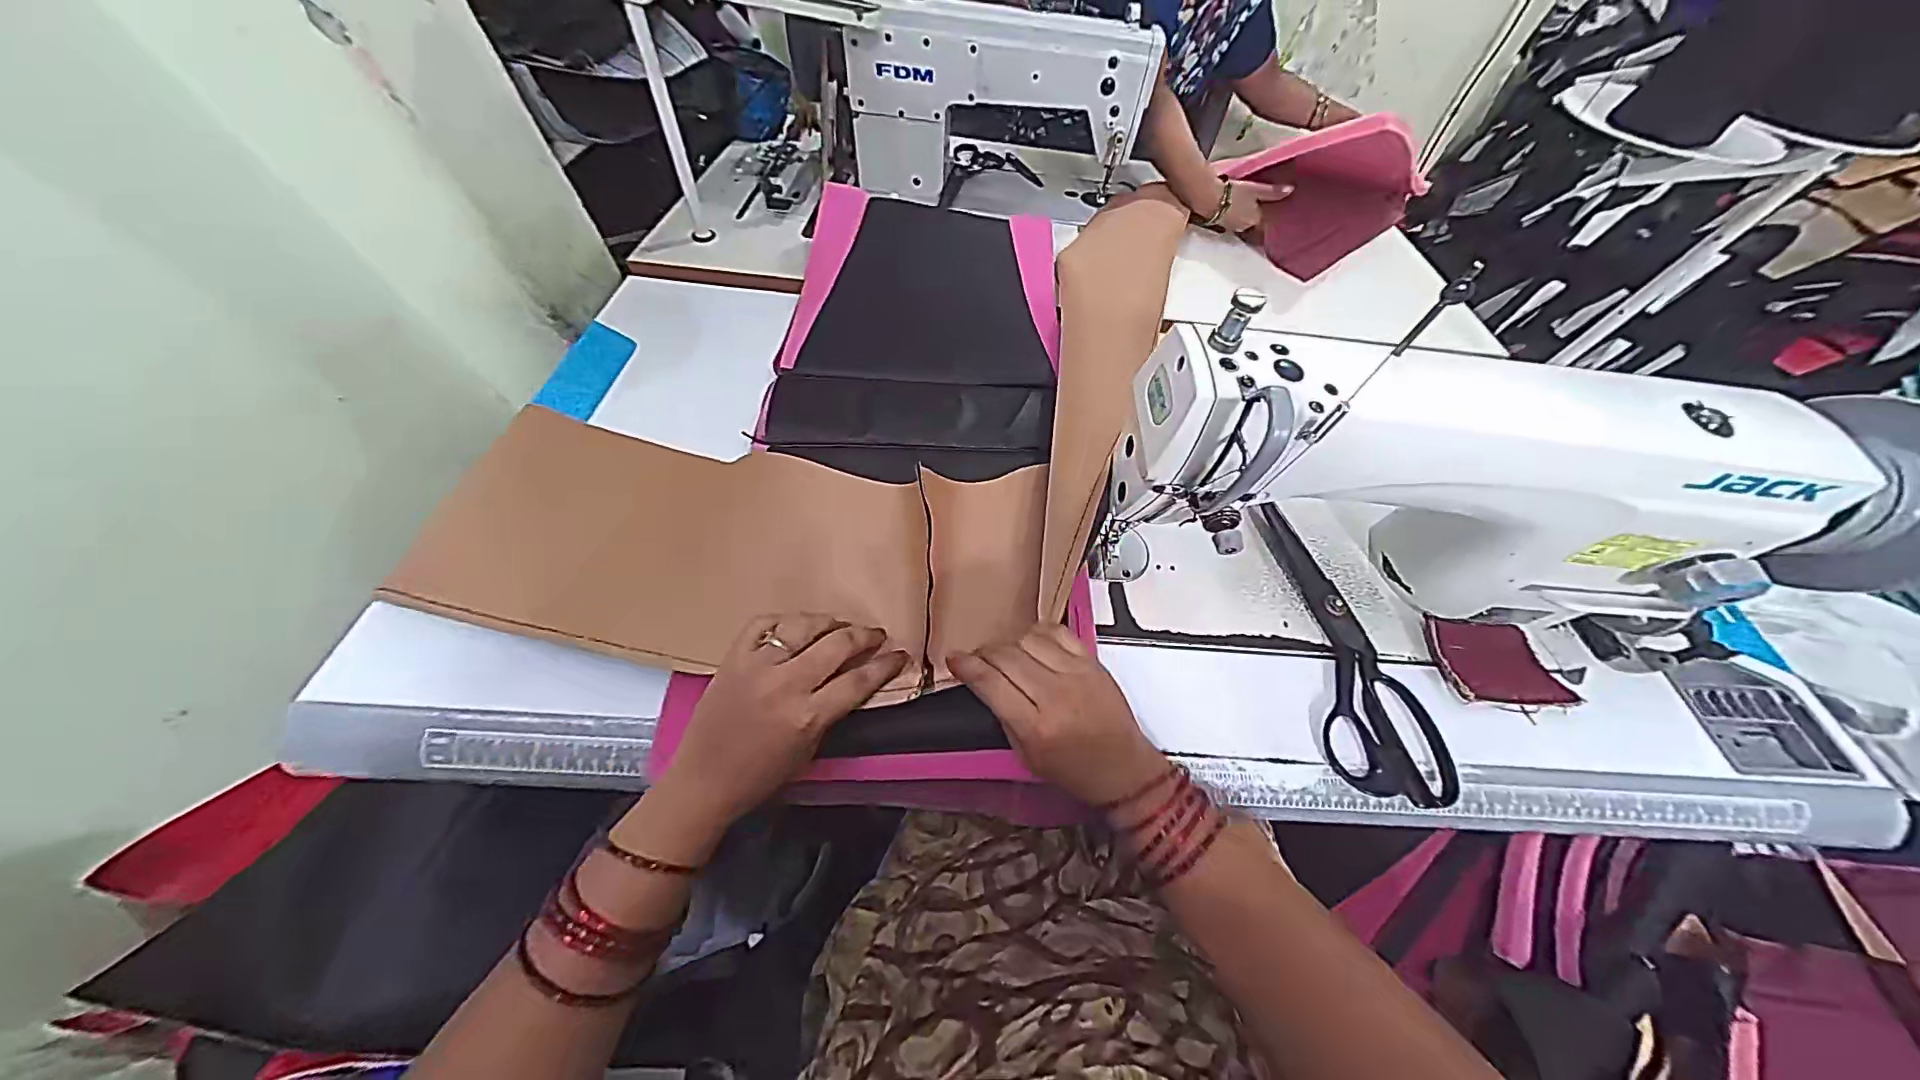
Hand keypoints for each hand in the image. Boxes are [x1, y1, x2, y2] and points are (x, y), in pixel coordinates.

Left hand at [646, 614, 910, 846]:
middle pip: (837, 644)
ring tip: (840, 626)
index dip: (886, 665)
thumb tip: (856, 679)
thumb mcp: (809, 750)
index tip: (899, 655)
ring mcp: (756, 666)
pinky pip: (764, 624)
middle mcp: (785, 685)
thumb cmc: (761, 776)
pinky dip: (785, 621)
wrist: (703, 780)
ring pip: (803, 626)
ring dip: (829, 622)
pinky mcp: (733, 657)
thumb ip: (832, 712)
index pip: (858, 681)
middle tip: (876, 635)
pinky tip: (797, 625)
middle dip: (865, 636)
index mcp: (807, 716)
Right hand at [948, 624, 1168, 805]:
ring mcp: (1077, 675)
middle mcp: (1056, 696)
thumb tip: (982, 681)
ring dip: (1009, 643)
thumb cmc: (1075, 770)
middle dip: (984, 654)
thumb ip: (1002, 716)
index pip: (990, 682)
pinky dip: (1038, 632)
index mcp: (1036, 727)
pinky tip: (1033, 643)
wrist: (1124, 769)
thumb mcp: (1026, 756)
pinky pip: (1057, 631)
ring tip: (1007, 655)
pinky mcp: (1092, 662)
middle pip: (1005, 656)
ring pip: (1028, 638)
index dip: (966, 666)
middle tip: (980, 660)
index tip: (955, 659)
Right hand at [1216, 179, 1291, 235]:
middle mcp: (1243, 228)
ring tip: (1244, 213)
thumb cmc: (1233, 193)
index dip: (1267, 223)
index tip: (1272, 223)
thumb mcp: (1256, 189)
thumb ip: (1272, 192)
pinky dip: (1233, 219)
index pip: (1265, 226)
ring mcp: (1230, 228)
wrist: (1207, 198)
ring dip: (1243, 221)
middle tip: (1258, 214)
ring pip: (1241, 226)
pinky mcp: (1218, 225)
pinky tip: (1231, 213)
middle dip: (1255, 222)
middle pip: (1253, 227)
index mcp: (1255, 220)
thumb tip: (1291, 190)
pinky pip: (1230, 224)